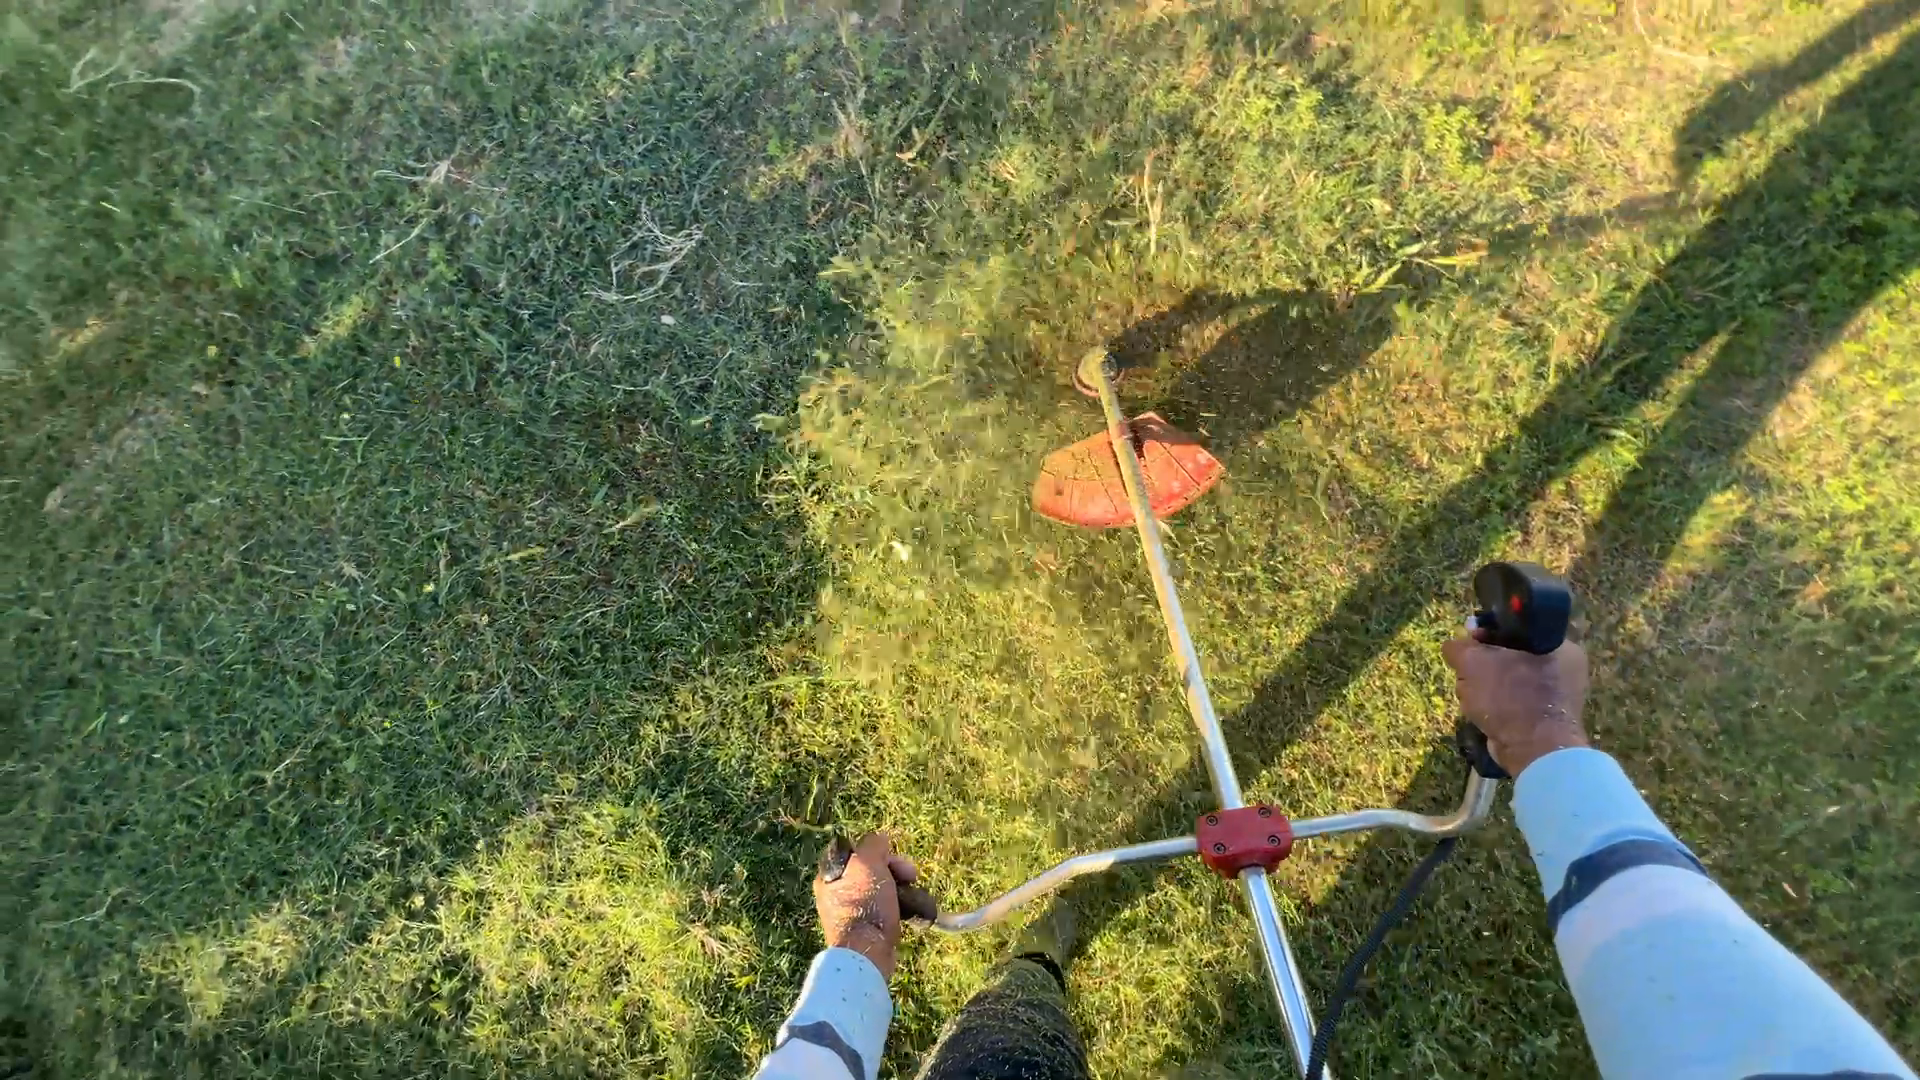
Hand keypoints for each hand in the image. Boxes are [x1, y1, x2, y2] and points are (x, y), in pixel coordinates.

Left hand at [814, 831, 917, 978]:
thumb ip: (873, 844)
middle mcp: (835, 892)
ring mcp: (849, 912)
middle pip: (870, 870)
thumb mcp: (868, 862)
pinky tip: (909, 910)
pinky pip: (882, 909)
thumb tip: (881, 840)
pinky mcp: (864, 929)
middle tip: (911, 875)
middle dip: (894, 869)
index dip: (877, 850)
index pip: (855, 851)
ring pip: (879, 889)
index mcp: (830, 874)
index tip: (892, 856)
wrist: (866, 951)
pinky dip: (896, 907)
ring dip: (899, 888)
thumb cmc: (865, 902)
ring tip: (913, 895)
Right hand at [1441, 629, 1590, 776]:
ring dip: (1480, 687)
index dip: (1484, 634)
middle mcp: (1564, 668)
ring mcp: (1555, 695)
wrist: (1533, 749)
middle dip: (1478, 667)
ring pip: (1502, 679)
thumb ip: (1458, 647)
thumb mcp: (1473, 662)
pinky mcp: (1543, 717)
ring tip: (1475, 700)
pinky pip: (1509, 700)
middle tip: (1469, 677)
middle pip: (1504, 655)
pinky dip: (1493, 705)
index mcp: (1559, 646)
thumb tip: (1454, 647)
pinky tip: (1484, 712)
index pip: (1514, 629)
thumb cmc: (1510, 696)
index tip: (1467, 645)